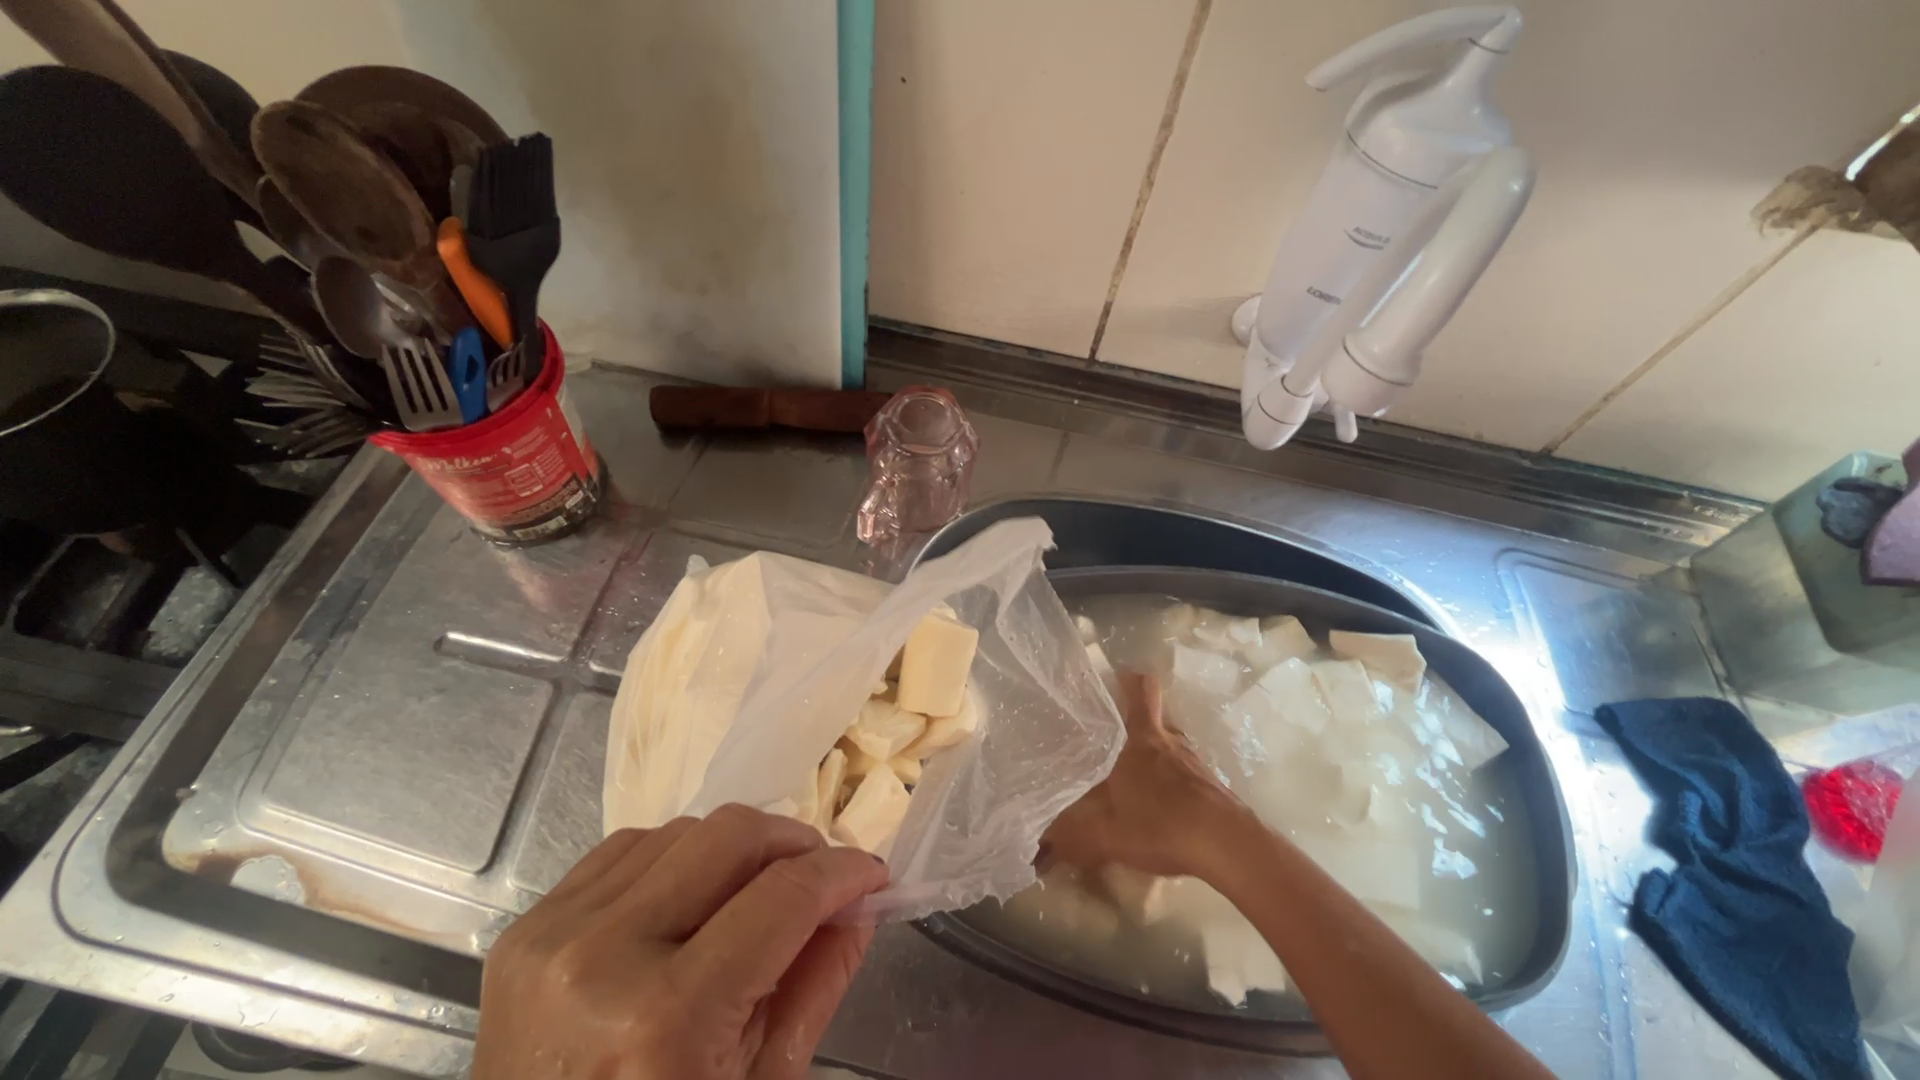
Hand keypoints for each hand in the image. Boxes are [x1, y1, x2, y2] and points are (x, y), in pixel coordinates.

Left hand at [473, 805, 889, 1079]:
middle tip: (820, 877)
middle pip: (731, 835)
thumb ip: (817, 984)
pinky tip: (692, 897)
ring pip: (681, 830)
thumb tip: (859, 905)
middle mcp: (602, 956)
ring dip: (736, 850)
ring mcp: (554, 933)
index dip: (843, 873)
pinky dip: (676, 858)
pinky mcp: (527, 926)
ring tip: (755, 893)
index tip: (871, 875)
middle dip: (795, 844)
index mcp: (667, 1017)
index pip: (783, 896)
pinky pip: (626, 849)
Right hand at [1041, 671, 1247, 877]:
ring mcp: (1193, 761)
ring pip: (1169, 744)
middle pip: (1155, 714)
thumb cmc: (1161, 826)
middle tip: (1114, 733)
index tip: (1112, 679)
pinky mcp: (1211, 783)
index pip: (1139, 690)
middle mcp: (1168, 741)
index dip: (1127, 680)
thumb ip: (1074, 838)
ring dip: (1154, 754)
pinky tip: (1161, 805)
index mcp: (1140, 740)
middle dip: (1136, 719)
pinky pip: (1184, 770)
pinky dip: (1172, 780)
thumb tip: (1042, 846)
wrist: (1228, 845)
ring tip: (1133, 777)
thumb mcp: (1109, 837)